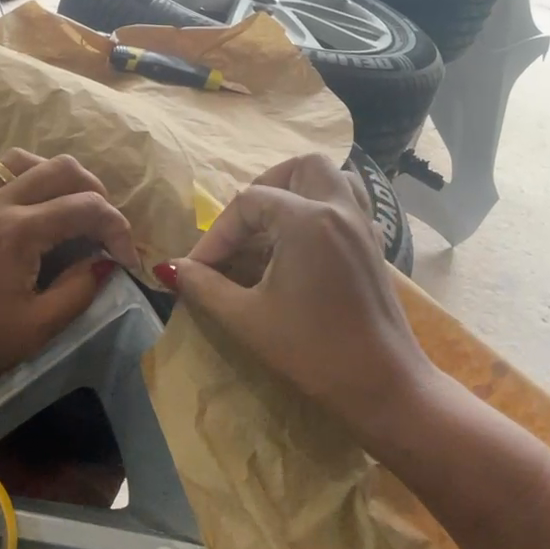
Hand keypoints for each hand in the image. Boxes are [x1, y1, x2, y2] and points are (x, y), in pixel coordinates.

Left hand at [0, 149, 137, 385]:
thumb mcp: (38, 326)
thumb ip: (79, 290)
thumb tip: (105, 263)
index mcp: (22, 229)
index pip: (87, 208)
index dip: (118, 229)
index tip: (127, 260)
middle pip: (59, 169)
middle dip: (94, 191)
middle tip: (105, 225)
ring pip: (18, 162)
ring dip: (51, 175)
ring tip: (65, 204)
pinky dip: (7, 182)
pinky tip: (12, 206)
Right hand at [161, 154, 436, 438]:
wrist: (379, 381)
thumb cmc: (309, 348)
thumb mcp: (246, 318)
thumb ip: (204, 286)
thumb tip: (170, 270)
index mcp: (306, 220)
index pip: (248, 202)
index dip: (216, 234)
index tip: (197, 270)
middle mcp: (339, 209)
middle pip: (300, 167)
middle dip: (263, 188)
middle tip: (240, 228)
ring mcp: (363, 225)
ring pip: (331, 178)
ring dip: (296, 192)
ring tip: (270, 229)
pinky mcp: (373, 246)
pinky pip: (346, 204)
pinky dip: (319, 211)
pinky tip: (298, 249)